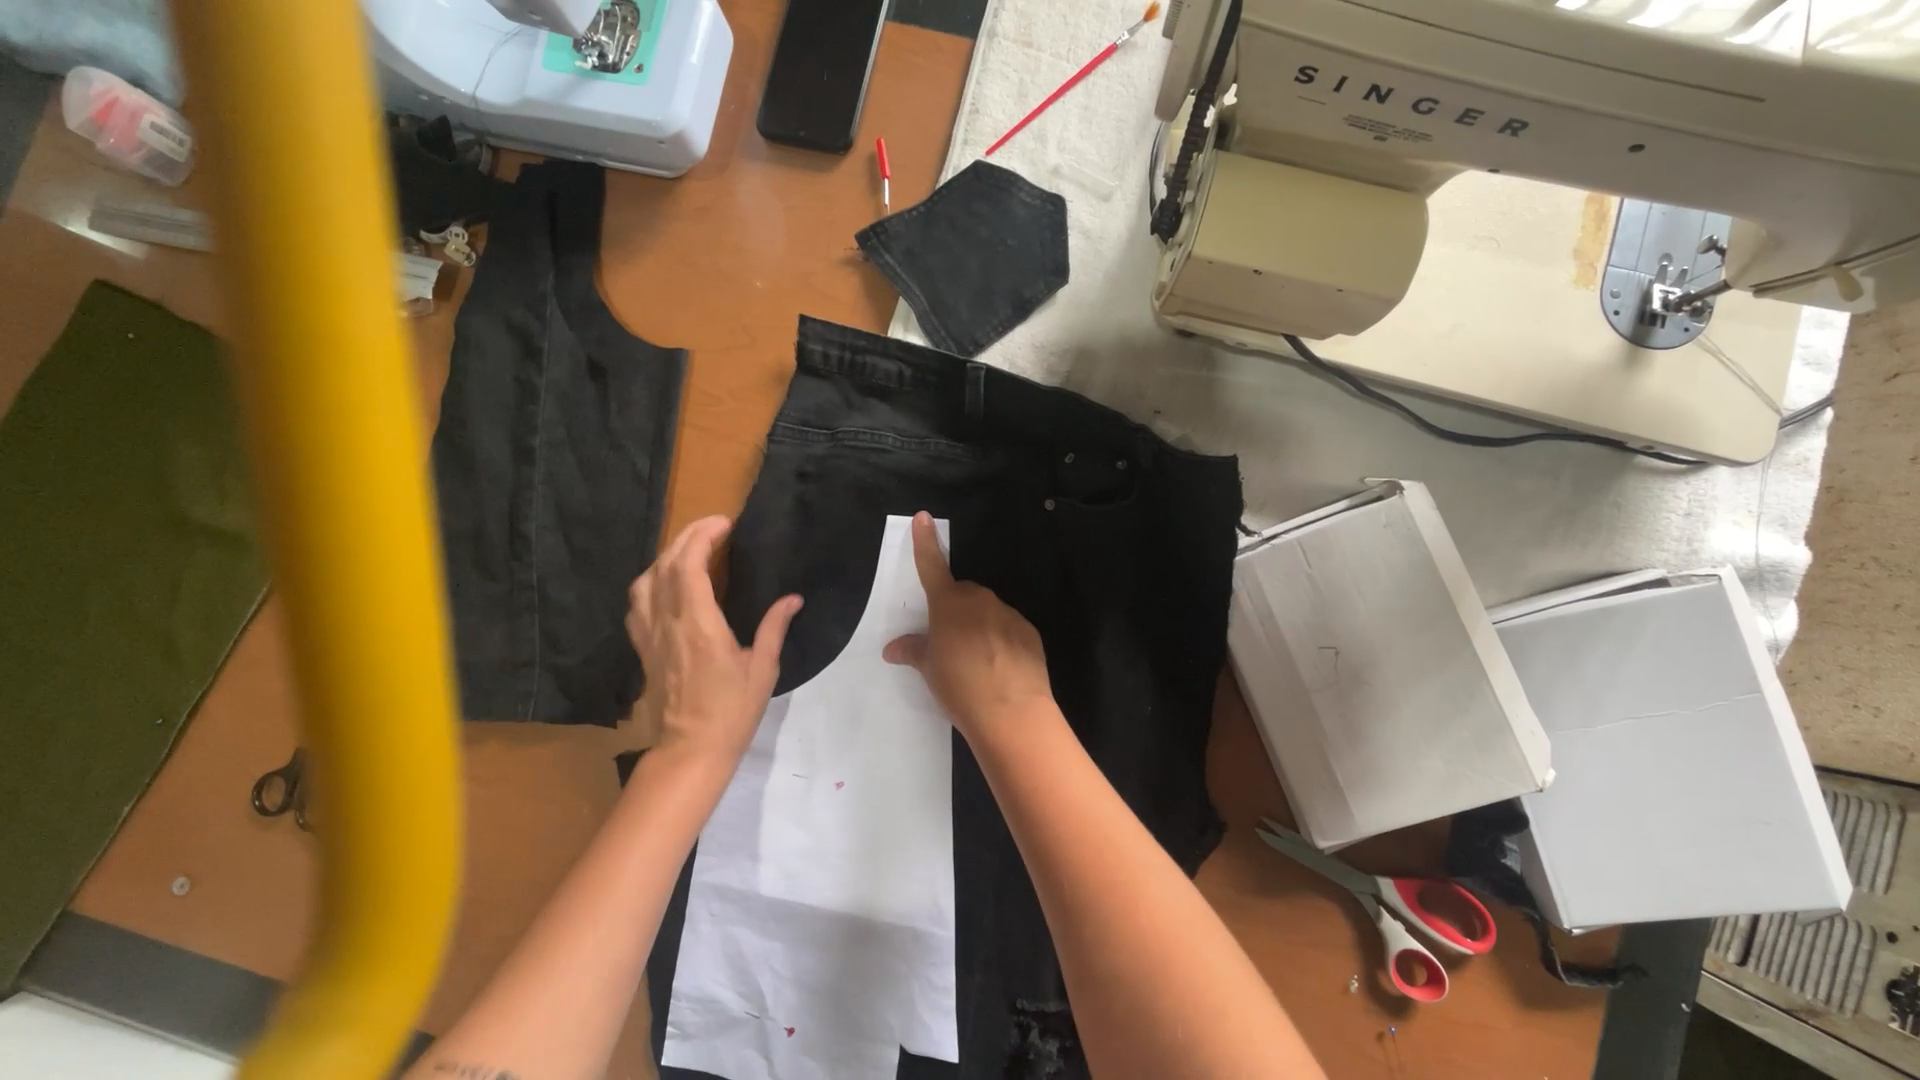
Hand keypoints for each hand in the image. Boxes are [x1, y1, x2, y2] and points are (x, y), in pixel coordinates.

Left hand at [626, 516, 801, 766]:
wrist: (690, 750)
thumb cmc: (732, 712)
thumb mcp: (763, 669)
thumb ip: (774, 628)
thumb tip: (792, 599)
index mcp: (699, 624)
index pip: (689, 565)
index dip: (702, 536)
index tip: (724, 524)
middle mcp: (668, 623)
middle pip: (665, 565)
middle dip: (686, 538)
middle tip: (712, 528)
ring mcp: (650, 636)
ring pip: (645, 582)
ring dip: (665, 558)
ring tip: (688, 552)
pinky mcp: (643, 650)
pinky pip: (637, 605)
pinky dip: (650, 584)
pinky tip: (665, 587)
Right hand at [883, 511, 1053, 745]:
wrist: (1011, 712)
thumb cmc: (960, 686)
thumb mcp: (929, 670)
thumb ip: (913, 651)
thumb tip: (893, 648)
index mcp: (948, 604)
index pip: (932, 566)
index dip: (926, 542)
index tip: (924, 517)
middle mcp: (979, 600)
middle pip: (963, 594)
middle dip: (955, 610)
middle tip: (948, 642)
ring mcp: (1008, 614)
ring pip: (988, 611)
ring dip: (979, 627)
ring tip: (976, 662)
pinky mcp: (1029, 632)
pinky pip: (1008, 628)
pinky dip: (1001, 641)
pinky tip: (999, 668)